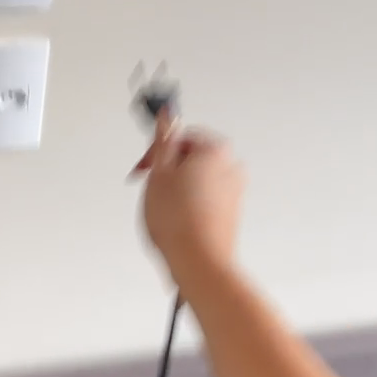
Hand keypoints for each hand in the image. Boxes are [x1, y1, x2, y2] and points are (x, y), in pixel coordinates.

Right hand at [132, 110, 245, 285]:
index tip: (143, 168)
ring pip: (196, 182)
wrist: (198, 261)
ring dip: (177, 191)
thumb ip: (163, 140)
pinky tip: (174, 223)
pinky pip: (203, 202)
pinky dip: (188, 207)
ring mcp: (233, 192)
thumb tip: (167, 115)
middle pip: (190, 159)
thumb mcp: (159, 173)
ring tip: (162, 211)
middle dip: (167, 173)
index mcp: (215, 149)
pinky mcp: (230, 214)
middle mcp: (231, 167)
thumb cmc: (179, 222)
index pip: (180, 136)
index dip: (155, 152)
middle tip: (151, 190)